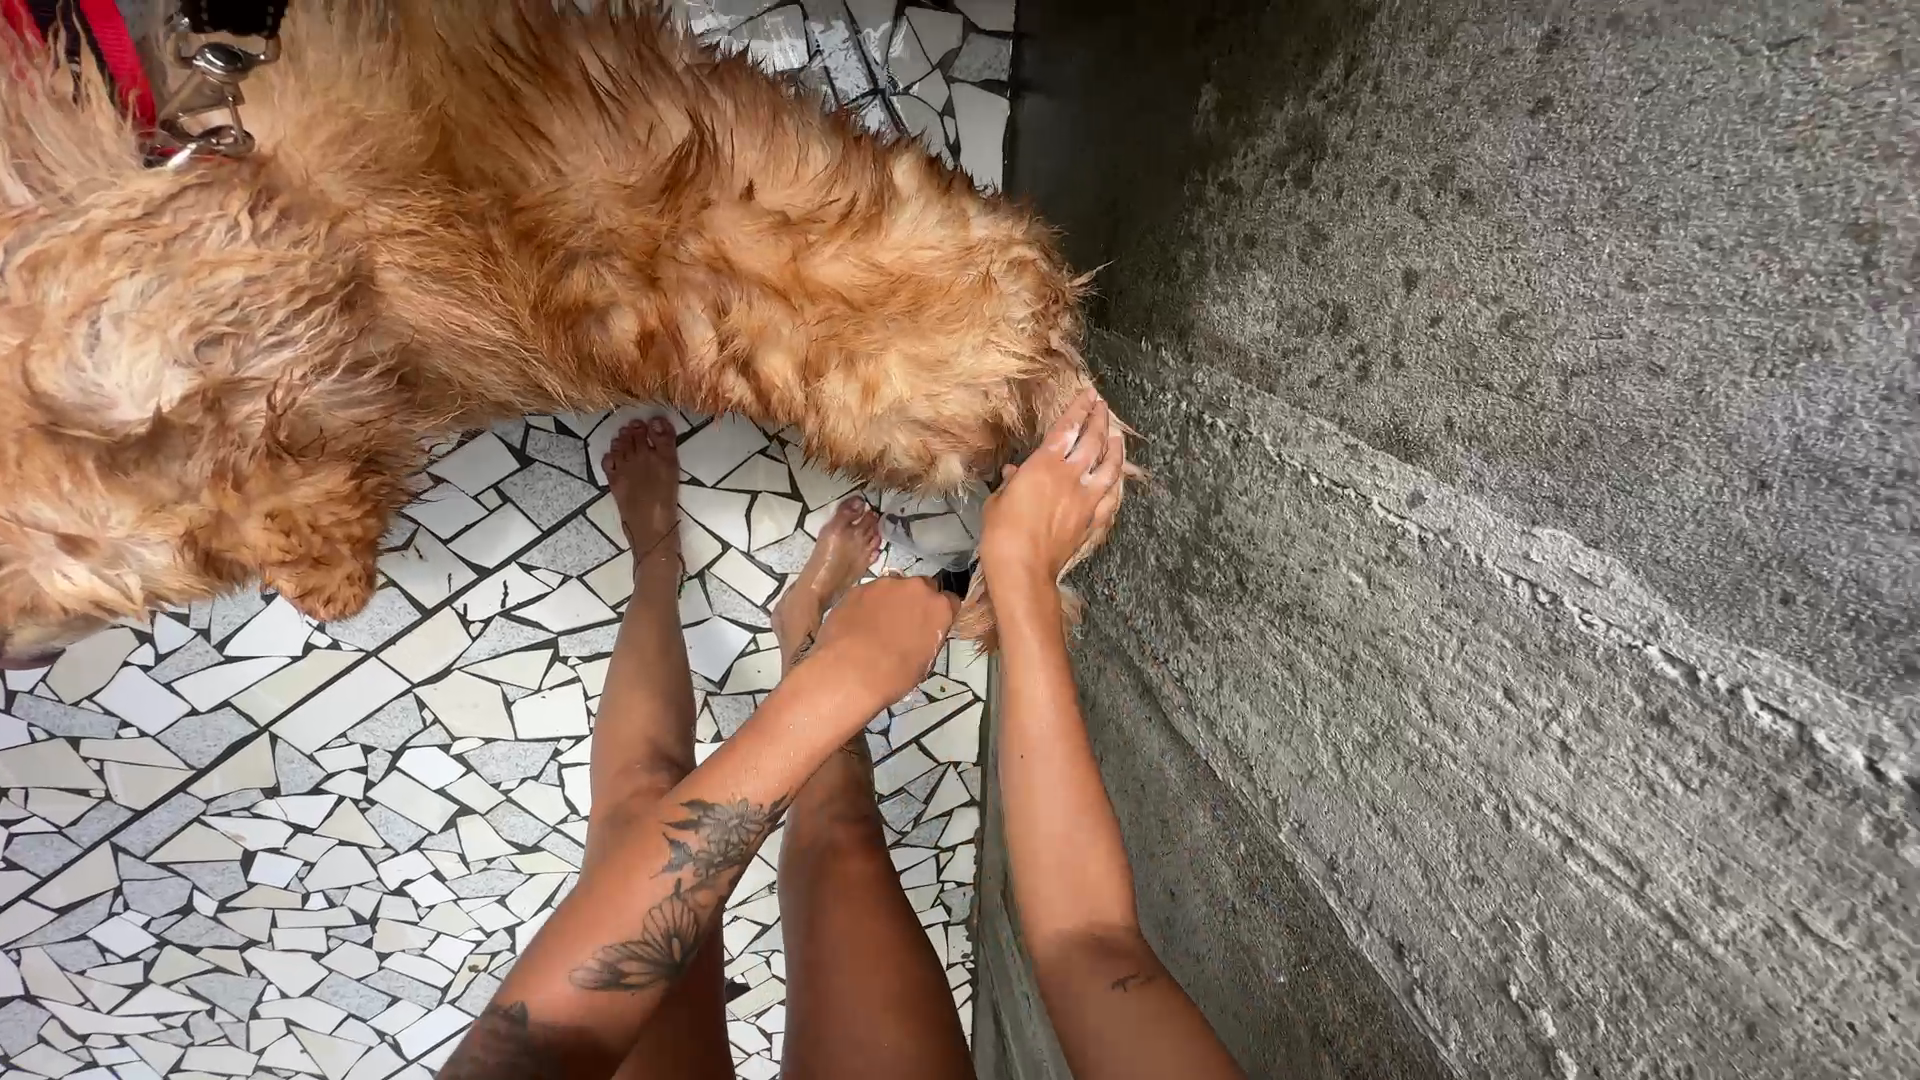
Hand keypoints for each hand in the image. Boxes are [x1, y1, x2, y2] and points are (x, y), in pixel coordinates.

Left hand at [809, 575, 957, 709]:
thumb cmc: (895, 674)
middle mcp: (915, 588)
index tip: (931, 624)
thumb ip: (928, 637)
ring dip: (890, 601)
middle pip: (921, 587)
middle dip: (915, 602)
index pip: (949, 601)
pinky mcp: (858, 588)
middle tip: (903, 624)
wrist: (851, 671)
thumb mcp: (925, 661)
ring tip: (876, 625)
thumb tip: (920, 634)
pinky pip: (868, 593)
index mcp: (939, 607)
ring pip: (893, 588)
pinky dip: (867, 604)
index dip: (940, 613)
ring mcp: (884, 584)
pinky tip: (857, 624)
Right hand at [979, 388, 1125, 585]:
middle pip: (1093, 441)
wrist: (1023, 569)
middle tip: (1103, 407)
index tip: (1089, 394)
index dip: (1079, 408)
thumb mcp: (998, 502)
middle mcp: (1071, 476)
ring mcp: (1086, 499)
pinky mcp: (1092, 520)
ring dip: (1115, 448)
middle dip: (1100, 420)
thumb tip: (1014, 473)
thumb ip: (1011, 483)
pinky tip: (1118, 478)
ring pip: (1110, 467)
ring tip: (1117, 436)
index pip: (1067, 427)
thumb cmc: (1001, 534)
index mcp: (1044, 465)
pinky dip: (1116, 484)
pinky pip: (1111, 498)